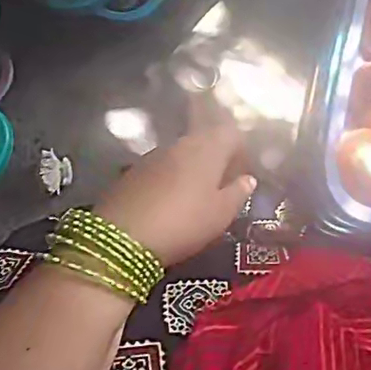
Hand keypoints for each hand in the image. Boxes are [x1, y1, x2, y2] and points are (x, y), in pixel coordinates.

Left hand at [95, 100, 256, 265]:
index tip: (244, 173)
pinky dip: (172, 176)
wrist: (123, 236)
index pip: (232, 133)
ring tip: (197, 195)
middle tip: (223, 184)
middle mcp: (182, 143)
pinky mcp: (134, 170)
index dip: (241, 150)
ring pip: (183, 152)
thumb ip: (238, 193)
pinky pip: (163, 166)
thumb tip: (247, 179)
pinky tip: (170, 200)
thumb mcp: (220, 214)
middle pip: (206, 139)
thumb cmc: (183, 222)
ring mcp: (154, 154)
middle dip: (217, 157)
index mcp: (208, 147)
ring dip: (193, 167)